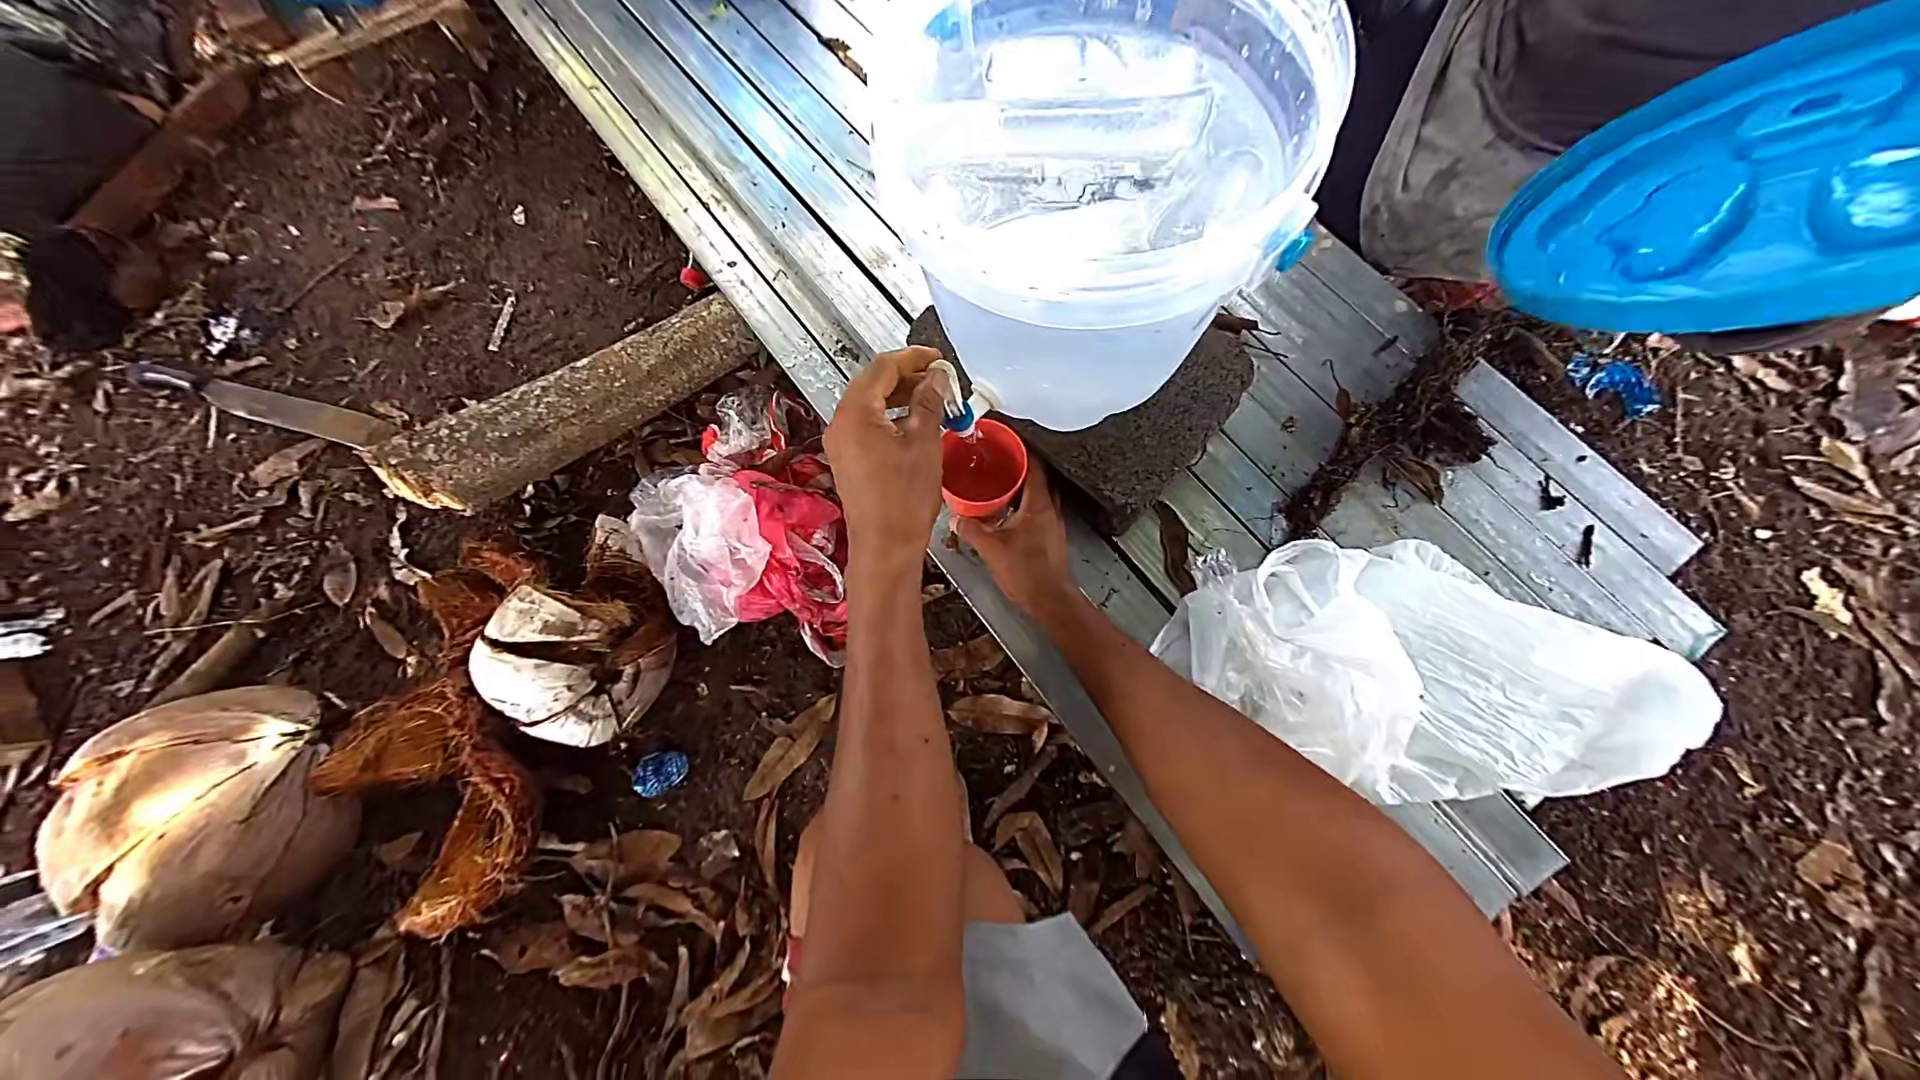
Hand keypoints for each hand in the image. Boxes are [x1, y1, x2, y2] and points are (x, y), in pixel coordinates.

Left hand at [825, 346, 948, 565]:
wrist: (885, 546)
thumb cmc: (904, 499)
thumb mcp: (925, 442)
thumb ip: (929, 401)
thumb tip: (936, 377)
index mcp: (856, 413)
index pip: (883, 367)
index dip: (913, 358)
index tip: (937, 358)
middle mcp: (841, 424)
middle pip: (873, 385)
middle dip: (908, 377)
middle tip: (939, 379)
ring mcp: (841, 444)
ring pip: (871, 407)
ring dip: (901, 399)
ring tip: (933, 401)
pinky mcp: (848, 461)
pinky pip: (868, 427)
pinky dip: (892, 419)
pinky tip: (916, 426)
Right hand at [954, 460, 1074, 616]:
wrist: (1050, 600)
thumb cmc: (1027, 574)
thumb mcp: (992, 549)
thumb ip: (971, 530)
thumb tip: (956, 518)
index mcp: (1039, 504)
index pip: (1034, 465)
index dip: (1019, 448)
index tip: (1003, 440)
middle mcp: (1049, 508)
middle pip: (1035, 476)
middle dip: (1016, 465)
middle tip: (995, 459)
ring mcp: (1051, 522)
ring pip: (1035, 493)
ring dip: (1018, 485)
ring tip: (996, 481)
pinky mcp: (1049, 534)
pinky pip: (1035, 508)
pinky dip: (1020, 503)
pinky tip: (1003, 511)